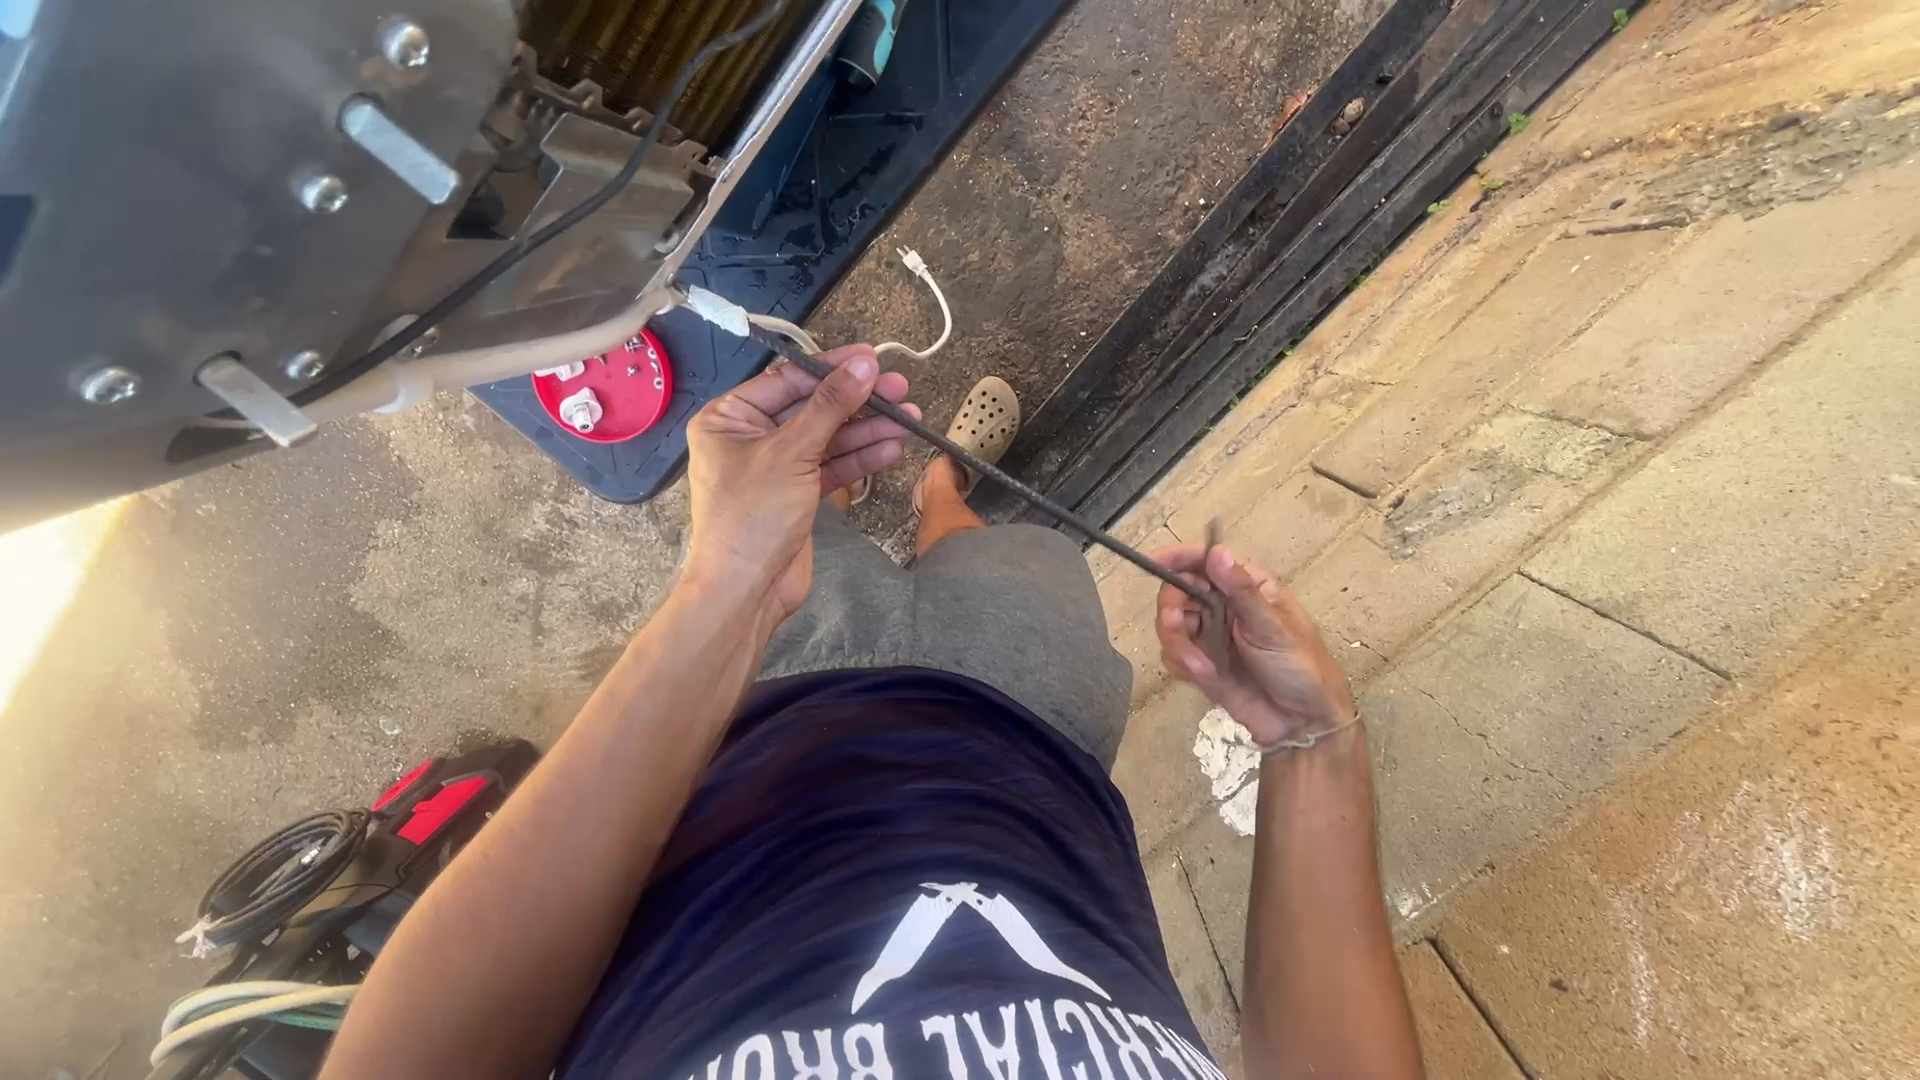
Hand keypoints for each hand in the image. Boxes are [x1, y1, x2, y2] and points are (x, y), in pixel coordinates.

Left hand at [683, 345, 918, 620]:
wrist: (747, 590)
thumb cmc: (752, 516)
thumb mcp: (792, 453)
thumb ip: (830, 407)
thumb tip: (864, 366)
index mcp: (729, 418)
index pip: (788, 381)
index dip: (833, 368)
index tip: (873, 359)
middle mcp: (750, 438)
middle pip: (812, 409)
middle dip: (857, 402)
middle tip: (900, 389)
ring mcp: (776, 468)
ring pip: (828, 439)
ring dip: (867, 430)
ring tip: (909, 418)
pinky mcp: (797, 495)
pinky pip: (831, 467)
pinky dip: (859, 459)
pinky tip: (891, 448)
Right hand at [1152, 544, 1354, 745]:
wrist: (1300, 724)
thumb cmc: (1299, 667)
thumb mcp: (1272, 627)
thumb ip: (1240, 590)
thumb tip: (1216, 552)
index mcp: (1247, 586)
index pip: (1204, 561)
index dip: (1177, 557)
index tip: (1153, 561)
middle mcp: (1223, 605)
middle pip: (1178, 592)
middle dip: (1171, 609)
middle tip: (1174, 625)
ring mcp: (1209, 634)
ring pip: (1170, 625)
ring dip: (1177, 644)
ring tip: (1199, 666)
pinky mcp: (1199, 662)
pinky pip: (1172, 655)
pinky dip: (1182, 664)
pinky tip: (1205, 676)